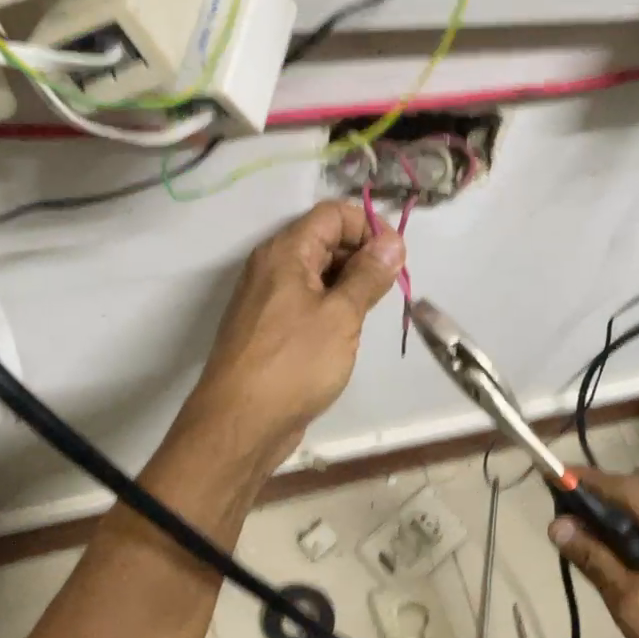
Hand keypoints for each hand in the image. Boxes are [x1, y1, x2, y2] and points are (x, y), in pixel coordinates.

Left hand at [184, 201, 405, 465]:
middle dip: (362, 255)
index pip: (331, 214)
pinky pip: (307, 302)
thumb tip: (392, 241)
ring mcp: (268, 300)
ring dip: (350, 284)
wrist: (241, 423)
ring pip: (317, 274)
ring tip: (373, 311)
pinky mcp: (270, 330)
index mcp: (285, 252)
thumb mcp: (341, 316)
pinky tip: (349, 332)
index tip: (397, 257)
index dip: (368, 226)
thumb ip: (368, 275)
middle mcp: (272, 268)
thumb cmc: (294, 364)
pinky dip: (333, 306)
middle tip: (391, 286)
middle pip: (324, 240)